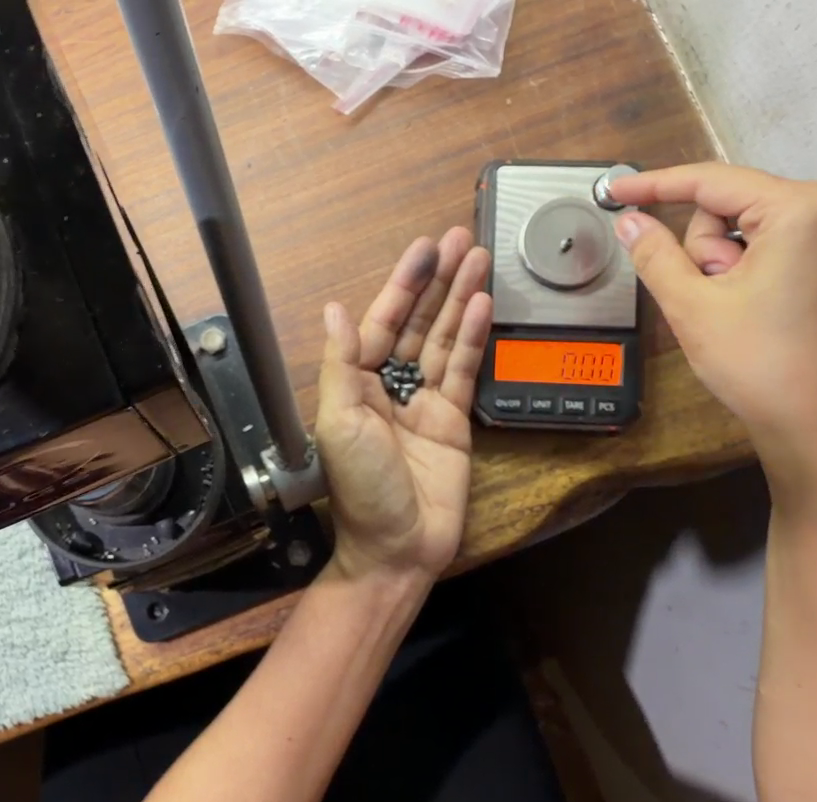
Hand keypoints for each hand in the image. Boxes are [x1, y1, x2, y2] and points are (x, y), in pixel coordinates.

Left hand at [315, 227, 492, 583]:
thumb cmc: (363, 489)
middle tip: (461, 239)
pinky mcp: (453, 422)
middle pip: (415, 325)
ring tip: (479, 258)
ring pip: (443, 341)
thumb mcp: (340, 423)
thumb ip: (340, 365)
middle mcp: (389, 389)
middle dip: (436, 282)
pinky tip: (483, 305)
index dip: (401, 287)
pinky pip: (463, 372)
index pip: (379, 324)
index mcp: (355, 387)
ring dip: (459, 300)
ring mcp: (422, 404)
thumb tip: (333, 310)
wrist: (398, 546)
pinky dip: (473, 339)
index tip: (424, 250)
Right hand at [606, 164, 816, 468]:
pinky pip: (760, 248)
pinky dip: (736, 272)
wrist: (809, 417)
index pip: (711, 182)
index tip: (613, 188)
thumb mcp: (691, 305)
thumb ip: (655, 255)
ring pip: (739, 231)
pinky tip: (738, 308)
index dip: (655, 185)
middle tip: (706, 297)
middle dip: (700, 249)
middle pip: (726, 207)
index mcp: (798, 208)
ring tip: (726, 309)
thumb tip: (628, 221)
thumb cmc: (755, 360)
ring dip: (716, 266)